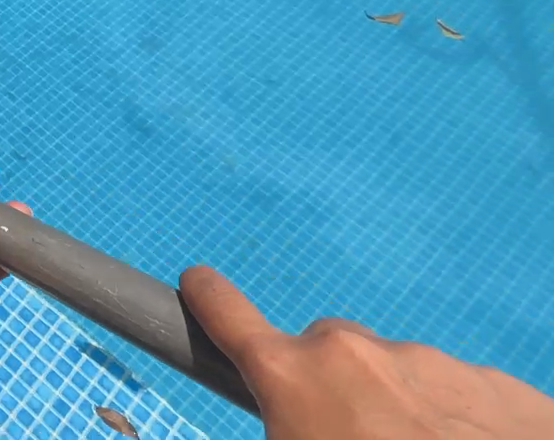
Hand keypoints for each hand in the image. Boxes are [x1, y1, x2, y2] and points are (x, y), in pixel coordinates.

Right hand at [183, 267, 553, 438]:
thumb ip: (279, 420)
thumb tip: (276, 414)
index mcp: (287, 372)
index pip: (217, 302)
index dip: (205, 295)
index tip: (200, 288)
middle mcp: (349, 351)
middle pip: (328, 346)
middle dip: (340, 384)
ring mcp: (434, 366)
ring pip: (406, 374)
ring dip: (412, 409)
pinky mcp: (514, 393)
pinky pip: (476, 397)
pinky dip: (478, 426)